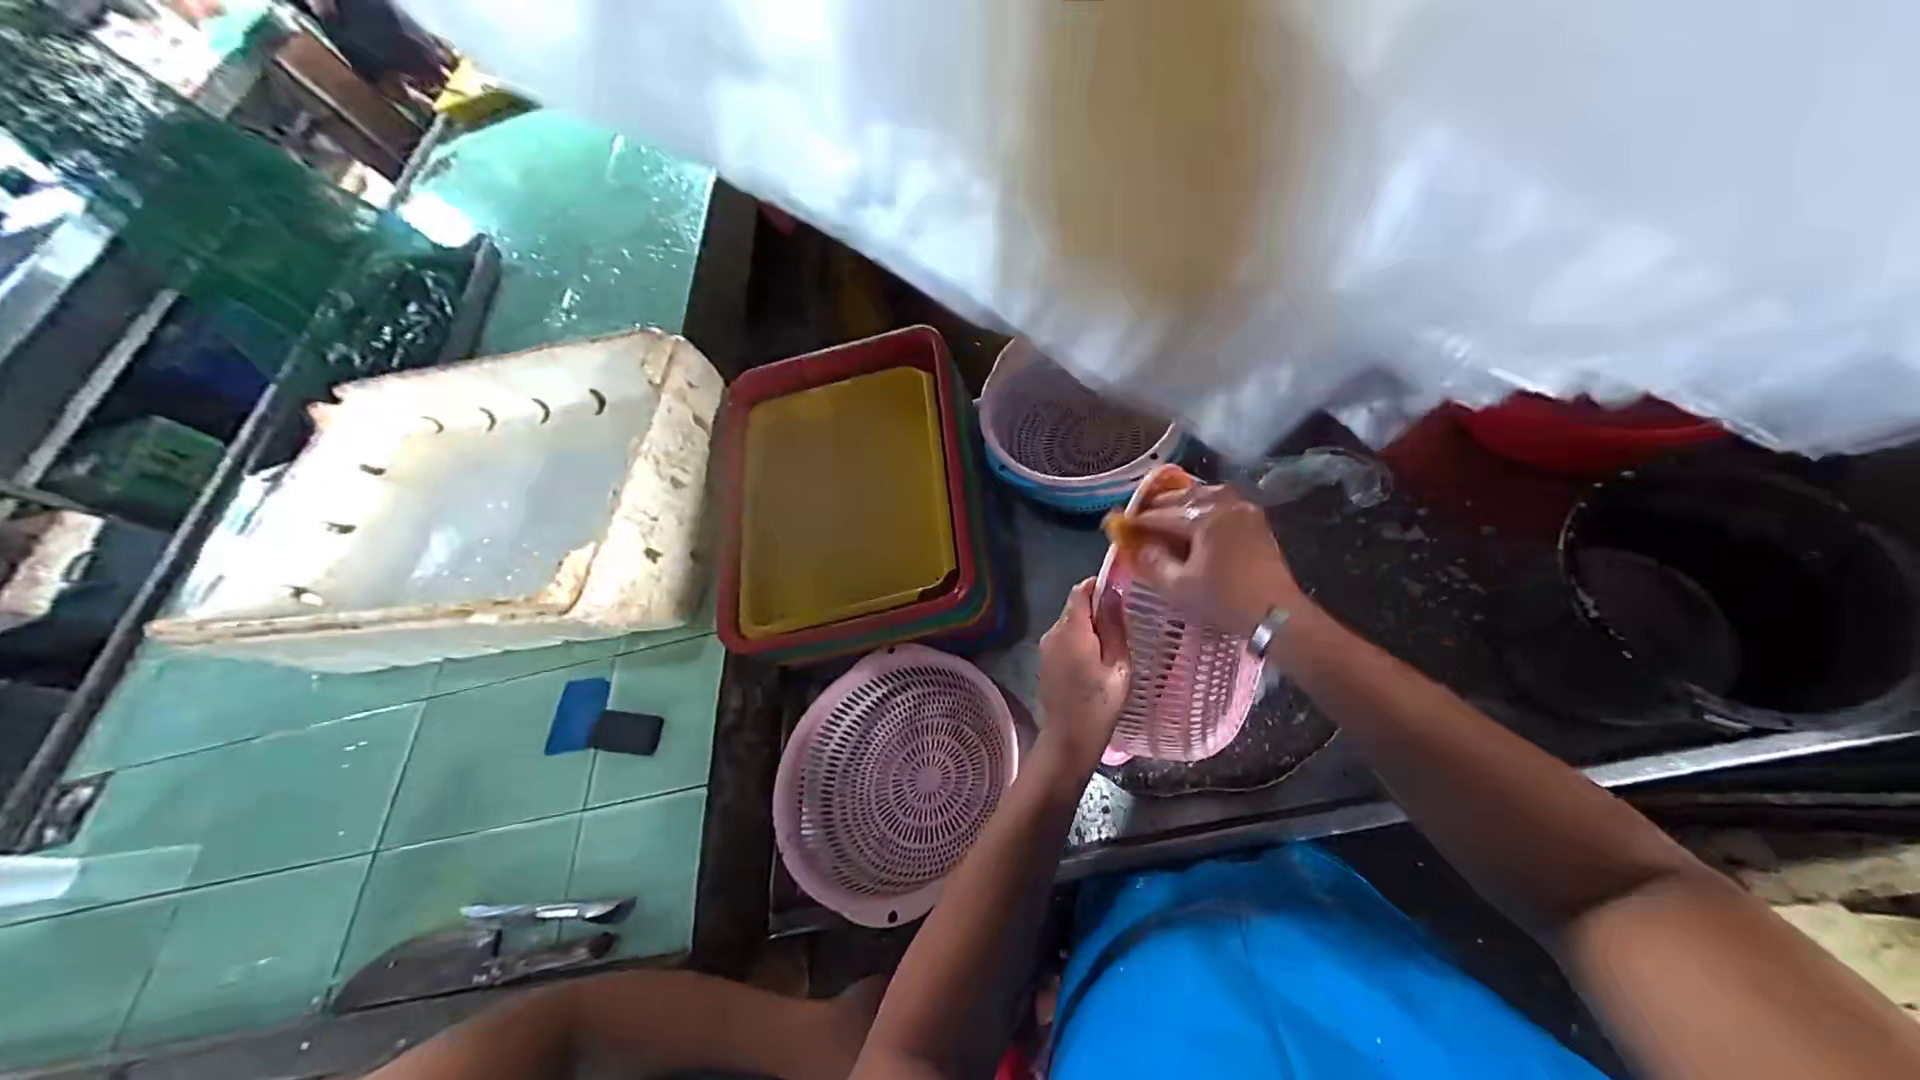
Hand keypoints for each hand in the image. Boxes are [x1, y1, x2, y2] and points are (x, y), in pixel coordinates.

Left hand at [1036, 579, 1129, 774]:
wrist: (1069, 738)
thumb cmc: (1099, 703)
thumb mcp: (1117, 663)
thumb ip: (1114, 626)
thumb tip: (1113, 593)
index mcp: (1071, 629)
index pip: (1080, 591)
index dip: (1099, 585)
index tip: (1120, 591)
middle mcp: (1052, 633)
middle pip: (1075, 608)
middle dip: (1097, 609)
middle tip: (1124, 622)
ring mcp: (1045, 648)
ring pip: (1070, 625)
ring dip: (1089, 627)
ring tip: (1114, 644)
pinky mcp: (1045, 662)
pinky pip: (1064, 641)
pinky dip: (1080, 642)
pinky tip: (1097, 659)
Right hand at [1128, 484, 1307, 637]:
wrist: (1276, 615)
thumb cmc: (1225, 600)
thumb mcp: (1179, 586)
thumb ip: (1152, 563)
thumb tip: (1137, 548)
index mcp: (1205, 517)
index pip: (1161, 514)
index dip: (1138, 521)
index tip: (1121, 527)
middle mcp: (1225, 505)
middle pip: (1183, 497)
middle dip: (1159, 507)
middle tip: (1139, 519)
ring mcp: (1244, 510)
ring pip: (1204, 495)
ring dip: (1182, 503)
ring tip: (1165, 515)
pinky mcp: (1255, 521)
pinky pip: (1221, 504)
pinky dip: (1202, 507)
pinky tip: (1193, 522)